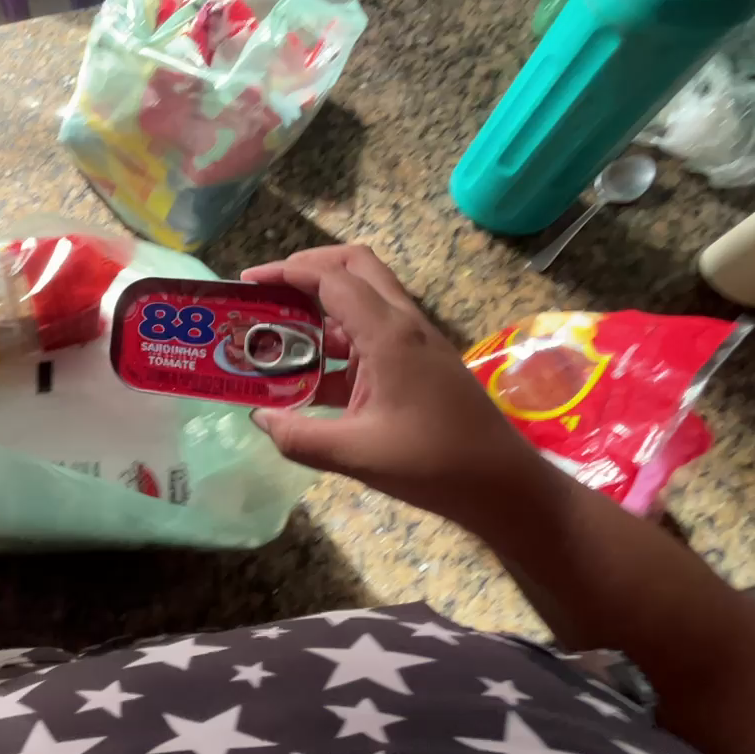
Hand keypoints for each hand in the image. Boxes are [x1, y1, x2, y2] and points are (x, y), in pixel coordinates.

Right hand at [242, 246, 560, 527]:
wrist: (506, 488)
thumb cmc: (434, 464)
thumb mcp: (357, 454)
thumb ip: (299, 436)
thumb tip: (259, 417)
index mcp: (388, 334)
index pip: (331, 278)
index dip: (286, 272)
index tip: (248, 283)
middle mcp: (402, 324)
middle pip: (354, 265)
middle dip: (307, 267)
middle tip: (268, 289)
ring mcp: (412, 340)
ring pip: (363, 294)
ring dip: (320, 301)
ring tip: (279, 326)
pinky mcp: (416, 360)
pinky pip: (369, 329)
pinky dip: (335, 335)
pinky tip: (309, 369)